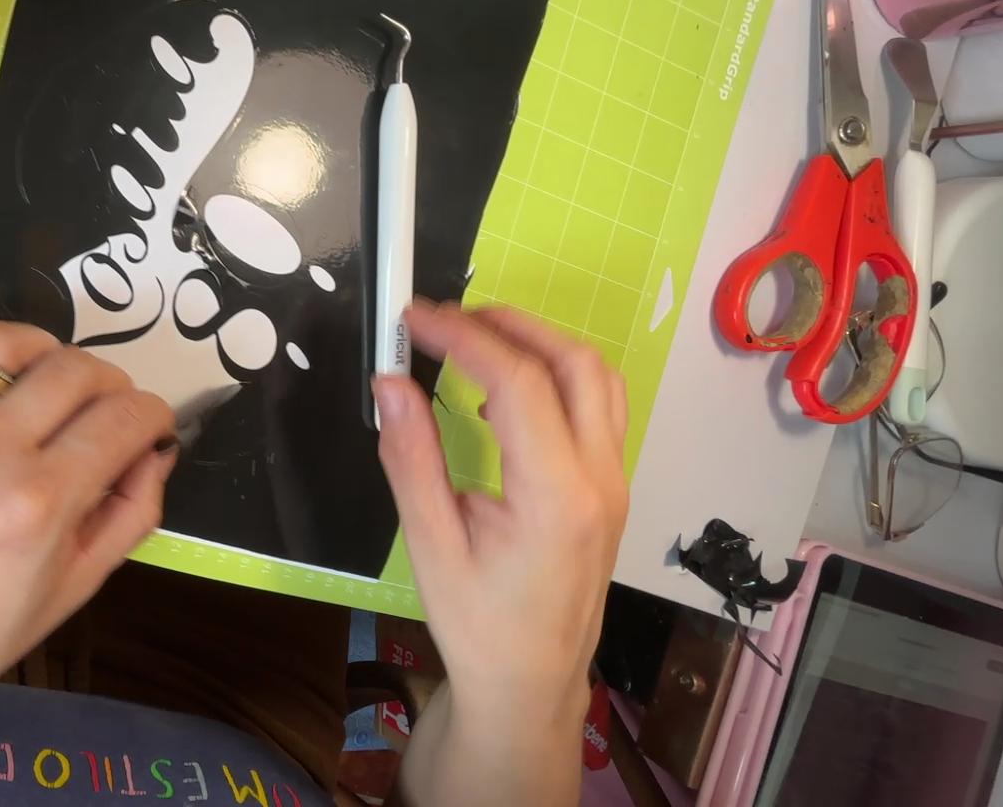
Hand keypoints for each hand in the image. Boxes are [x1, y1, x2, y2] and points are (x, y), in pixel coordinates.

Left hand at [0, 320, 177, 719]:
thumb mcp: (80, 584)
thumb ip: (132, 511)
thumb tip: (156, 450)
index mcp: (42, 502)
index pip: (125, 418)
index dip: (155, 414)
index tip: (151, 425)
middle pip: (76, 368)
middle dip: (113, 383)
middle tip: (110, 410)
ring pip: (5, 342)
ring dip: (45, 349)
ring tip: (51, 379)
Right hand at [374, 301, 628, 806]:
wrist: (530, 683)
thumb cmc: (476, 621)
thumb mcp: (429, 544)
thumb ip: (410, 457)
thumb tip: (390, 382)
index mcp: (556, 495)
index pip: (516, 383)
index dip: (461, 336)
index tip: (412, 318)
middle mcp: (600, 478)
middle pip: (575, 364)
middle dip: (508, 324)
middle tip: (443, 318)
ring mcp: (613, 481)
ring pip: (596, 379)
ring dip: (536, 340)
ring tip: (471, 336)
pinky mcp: (607, 486)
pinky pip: (594, 404)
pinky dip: (550, 371)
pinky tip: (499, 386)